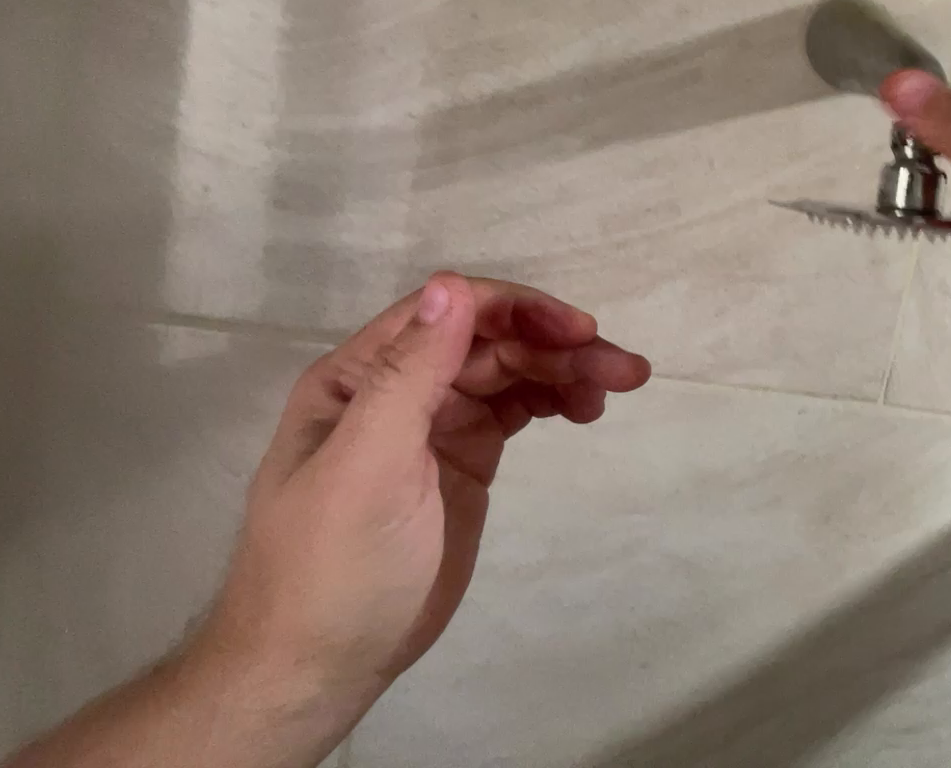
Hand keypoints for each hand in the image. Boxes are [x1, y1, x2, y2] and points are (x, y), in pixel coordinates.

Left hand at [195, 273, 650, 718]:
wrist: (325, 666)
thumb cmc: (336, 565)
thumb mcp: (369, 464)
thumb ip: (409, 374)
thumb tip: (451, 285)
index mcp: (363, 376)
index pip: (451, 313)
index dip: (519, 311)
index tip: (580, 332)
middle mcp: (402, 386)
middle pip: (495, 342)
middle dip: (561, 347)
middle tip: (626, 372)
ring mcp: (439, 421)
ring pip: (514, 372)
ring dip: (569, 371)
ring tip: (621, 386)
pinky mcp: (468, 453)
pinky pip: (520, 406)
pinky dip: (556, 398)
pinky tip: (585, 409)